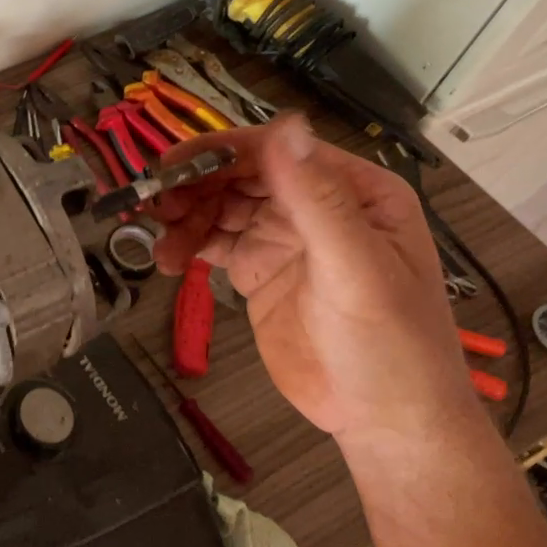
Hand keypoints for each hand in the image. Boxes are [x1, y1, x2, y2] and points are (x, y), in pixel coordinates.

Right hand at [148, 116, 478, 444]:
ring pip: (220, 207)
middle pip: (240, 176)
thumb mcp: (356, 269)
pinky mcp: (257, 269)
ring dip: (185, 217)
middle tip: (156, 206)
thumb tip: (286, 122)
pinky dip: (186, 245)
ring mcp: (283, 237)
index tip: (172, 166)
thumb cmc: (390, 345)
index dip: (222, 153)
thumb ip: (317, 199)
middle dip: (195, 186)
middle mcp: (314, 204)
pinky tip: (167, 259)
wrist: (384, 424)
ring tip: (162, 244)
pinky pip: (213, 242)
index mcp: (352, 190)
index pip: (277, 152)